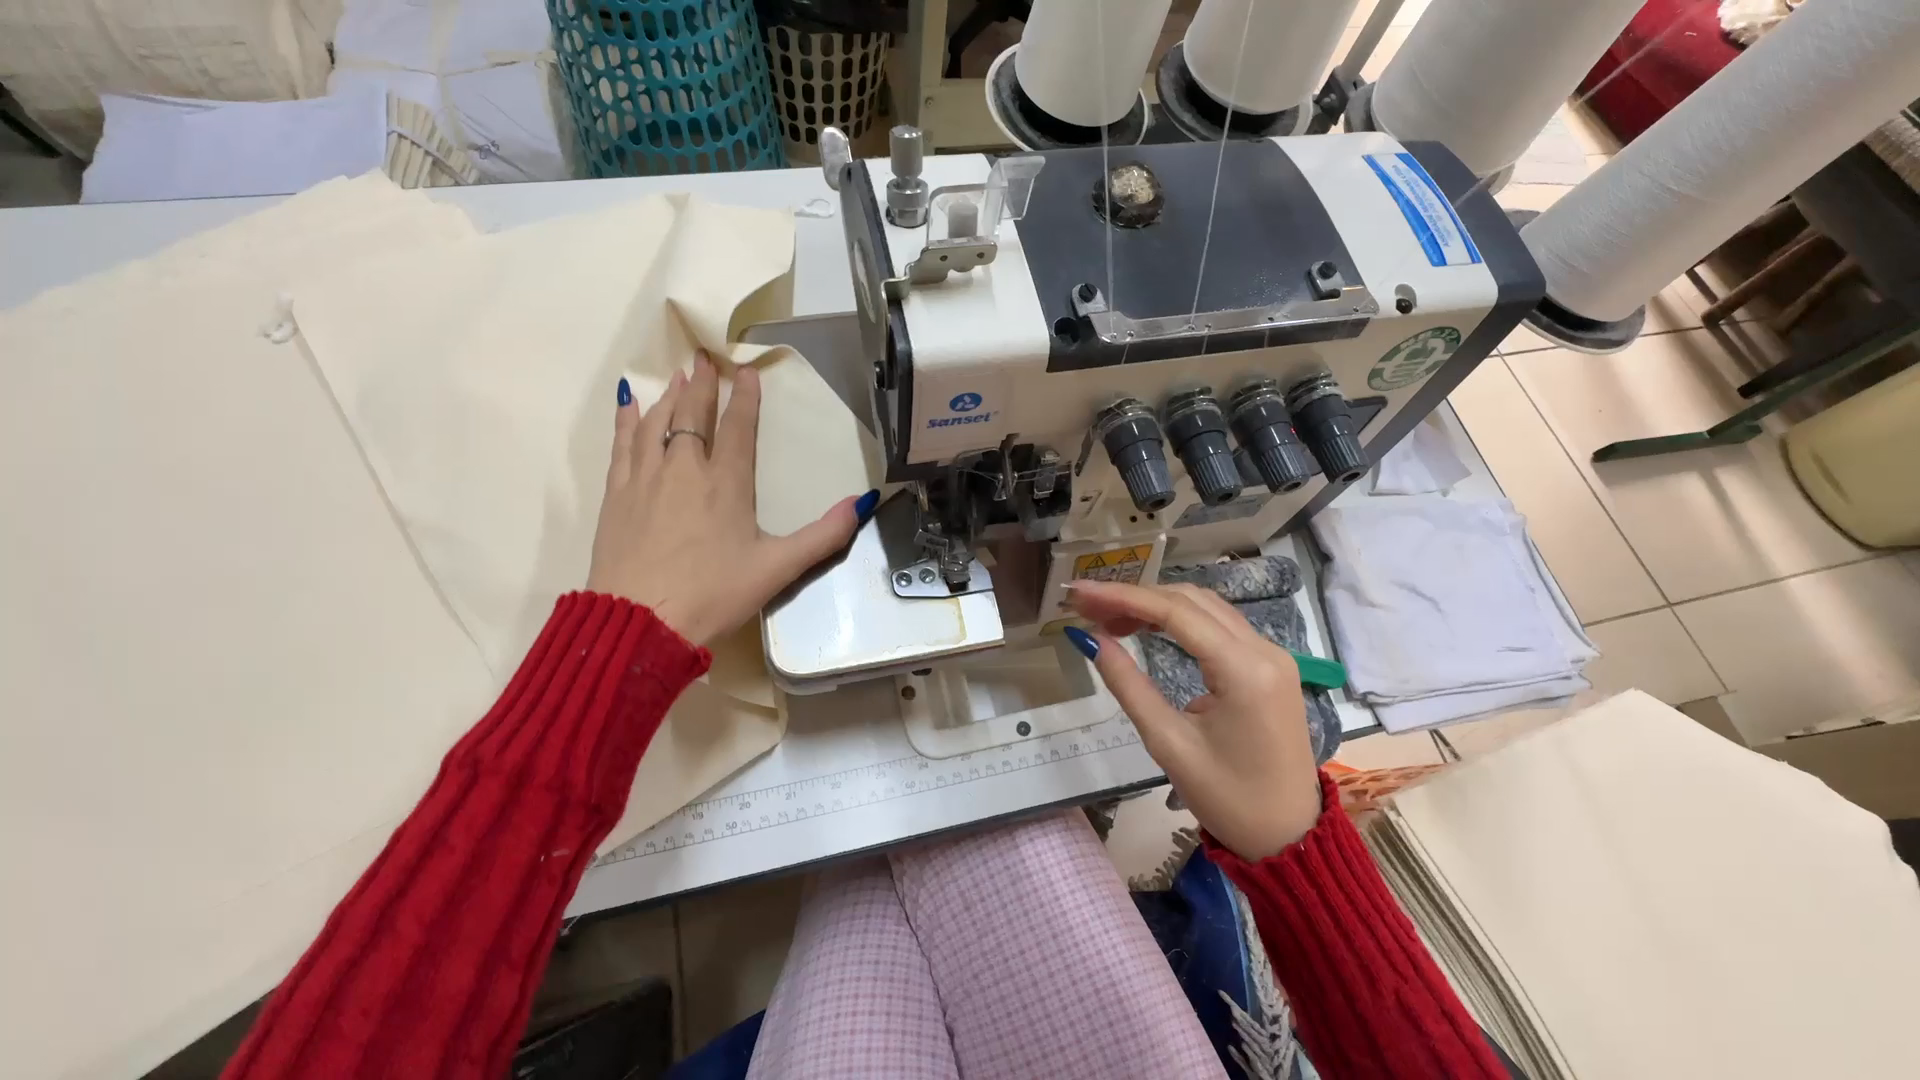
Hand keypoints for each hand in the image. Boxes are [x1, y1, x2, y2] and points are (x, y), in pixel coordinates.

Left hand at [587, 351, 877, 645]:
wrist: (641, 622)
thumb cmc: (714, 594)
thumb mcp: (778, 568)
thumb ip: (824, 535)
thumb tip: (863, 501)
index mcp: (727, 483)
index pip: (737, 427)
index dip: (744, 397)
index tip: (745, 370)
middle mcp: (685, 469)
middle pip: (693, 415)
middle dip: (702, 385)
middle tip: (704, 358)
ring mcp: (645, 479)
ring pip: (657, 423)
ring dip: (669, 397)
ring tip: (676, 377)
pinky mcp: (616, 496)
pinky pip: (621, 445)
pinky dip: (627, 421)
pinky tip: (629, 405)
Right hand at [1066, 580, 1321, 860]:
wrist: (1288, 837)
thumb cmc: (1227, 798)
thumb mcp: (1168, 743)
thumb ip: (1128, 685)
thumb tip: (1090, 640)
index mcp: (1244, 670)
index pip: (1176, 613)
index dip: (1123, 596)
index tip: (1079, 593)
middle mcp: (1265, 651)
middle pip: (1192, 601)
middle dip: (1136, 597)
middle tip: (1086, 606)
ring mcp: (1273, 656)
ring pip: (1207, 608)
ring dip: (1157, 605)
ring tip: (1108, 617)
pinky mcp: (1270, 667)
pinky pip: (1220, 627)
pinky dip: (1180, 620)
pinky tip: (1146, 628)